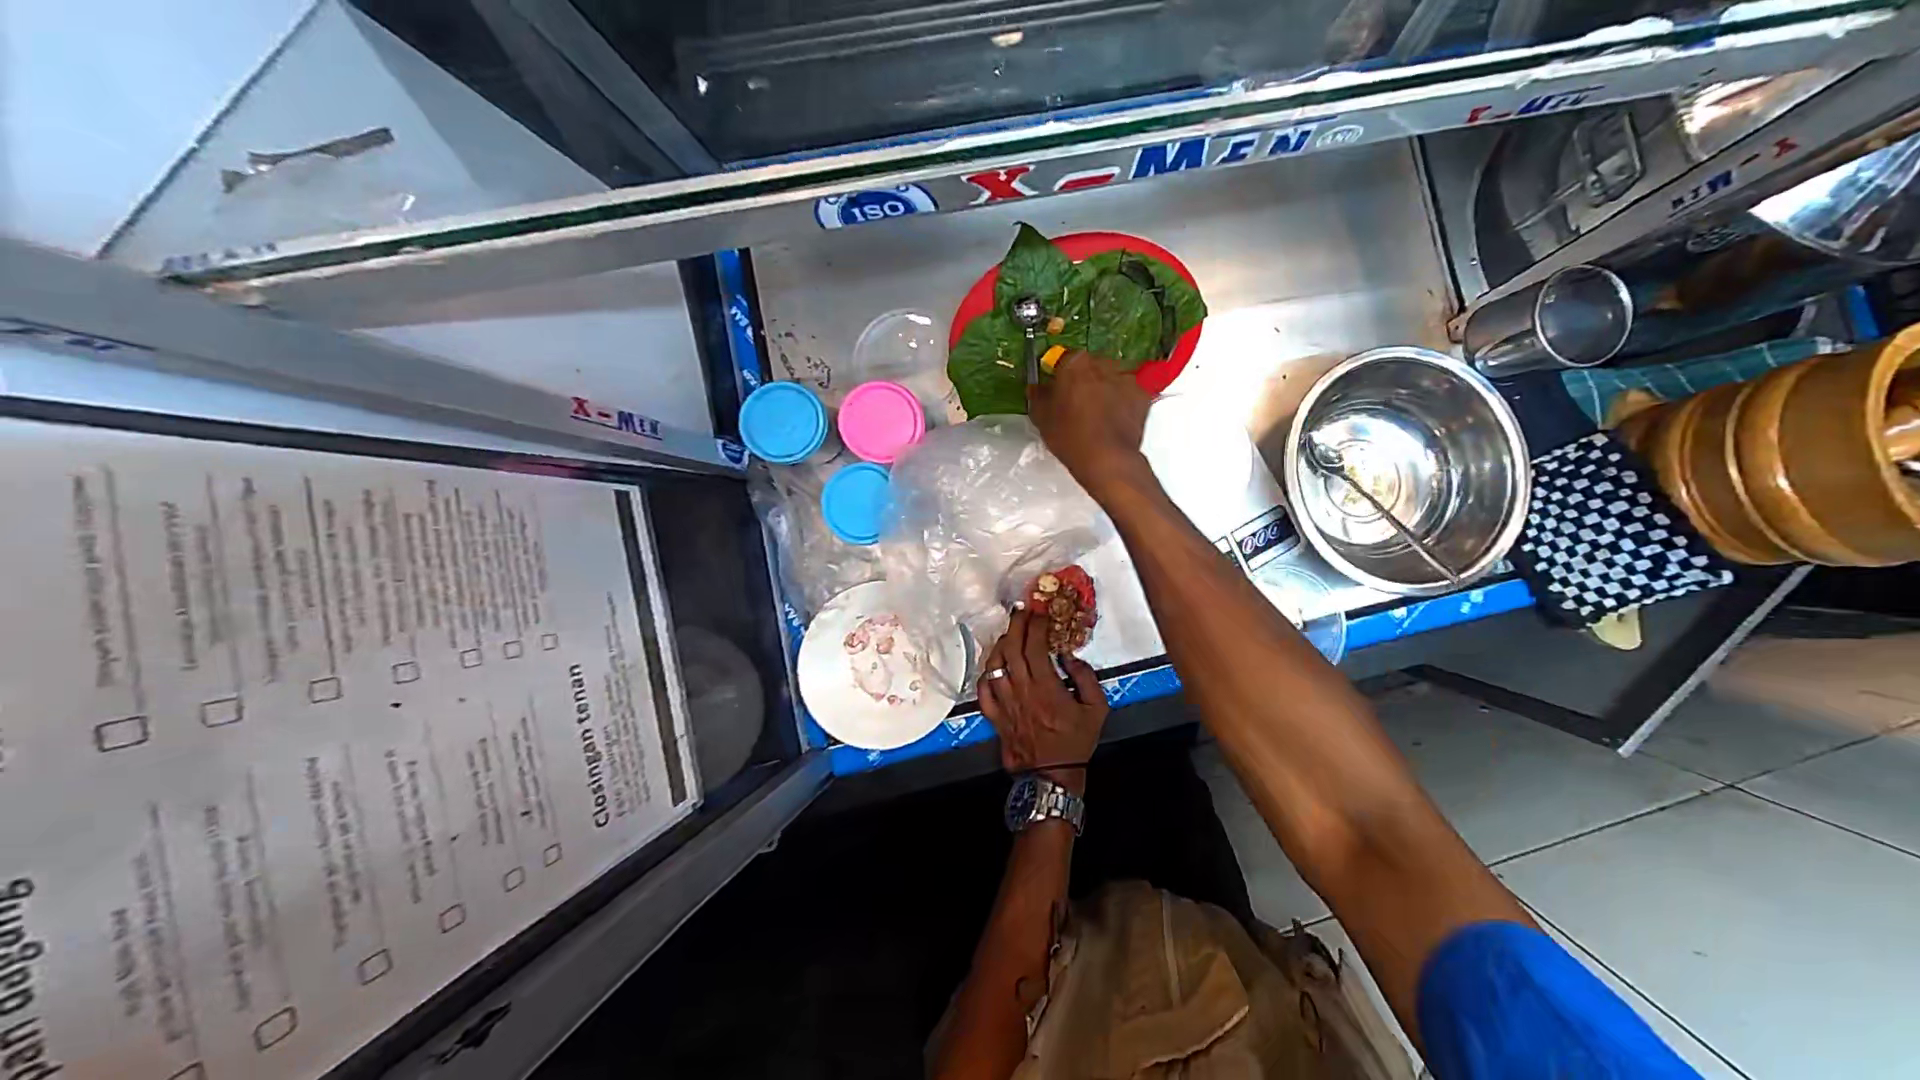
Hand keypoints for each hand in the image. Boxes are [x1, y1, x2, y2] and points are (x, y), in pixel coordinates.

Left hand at [977, 609, 1108, 792]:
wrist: (1052, 775)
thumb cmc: (1075, 743)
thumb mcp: (1096, 709)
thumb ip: (1086, 678)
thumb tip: (1070, 656)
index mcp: (1046, 687)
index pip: (1034, 646)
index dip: (1035, 625)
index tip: (1040, 613)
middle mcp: (1021, 691)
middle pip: (1011, 649)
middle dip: (1016, 625)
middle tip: (1021, 611)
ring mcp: (1005, 703)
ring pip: (995, 665)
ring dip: (1001, 644)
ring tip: (1009, 633)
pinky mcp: (995, 716)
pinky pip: (984, 689)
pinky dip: (987, 673)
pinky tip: (994, 665)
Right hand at [1028, 350, 1152, 502]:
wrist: (1107, 459)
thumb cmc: (1071, 437)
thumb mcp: (1042, 418)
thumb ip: (1038, 396)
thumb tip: (1037, 389)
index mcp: (1075, 364)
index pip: (1064, 359)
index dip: (1059, 374)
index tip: (1056, 387)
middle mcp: (1103, 364)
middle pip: (1090, 366)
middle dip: (1083, 380)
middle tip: (1075, 403)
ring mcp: (1126, 378)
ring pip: (1111, 378)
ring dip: (1104, 389)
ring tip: (1096, 415)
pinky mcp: (1143, 395)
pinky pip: (1128, 393)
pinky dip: (1122, 401)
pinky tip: (1112, 420)